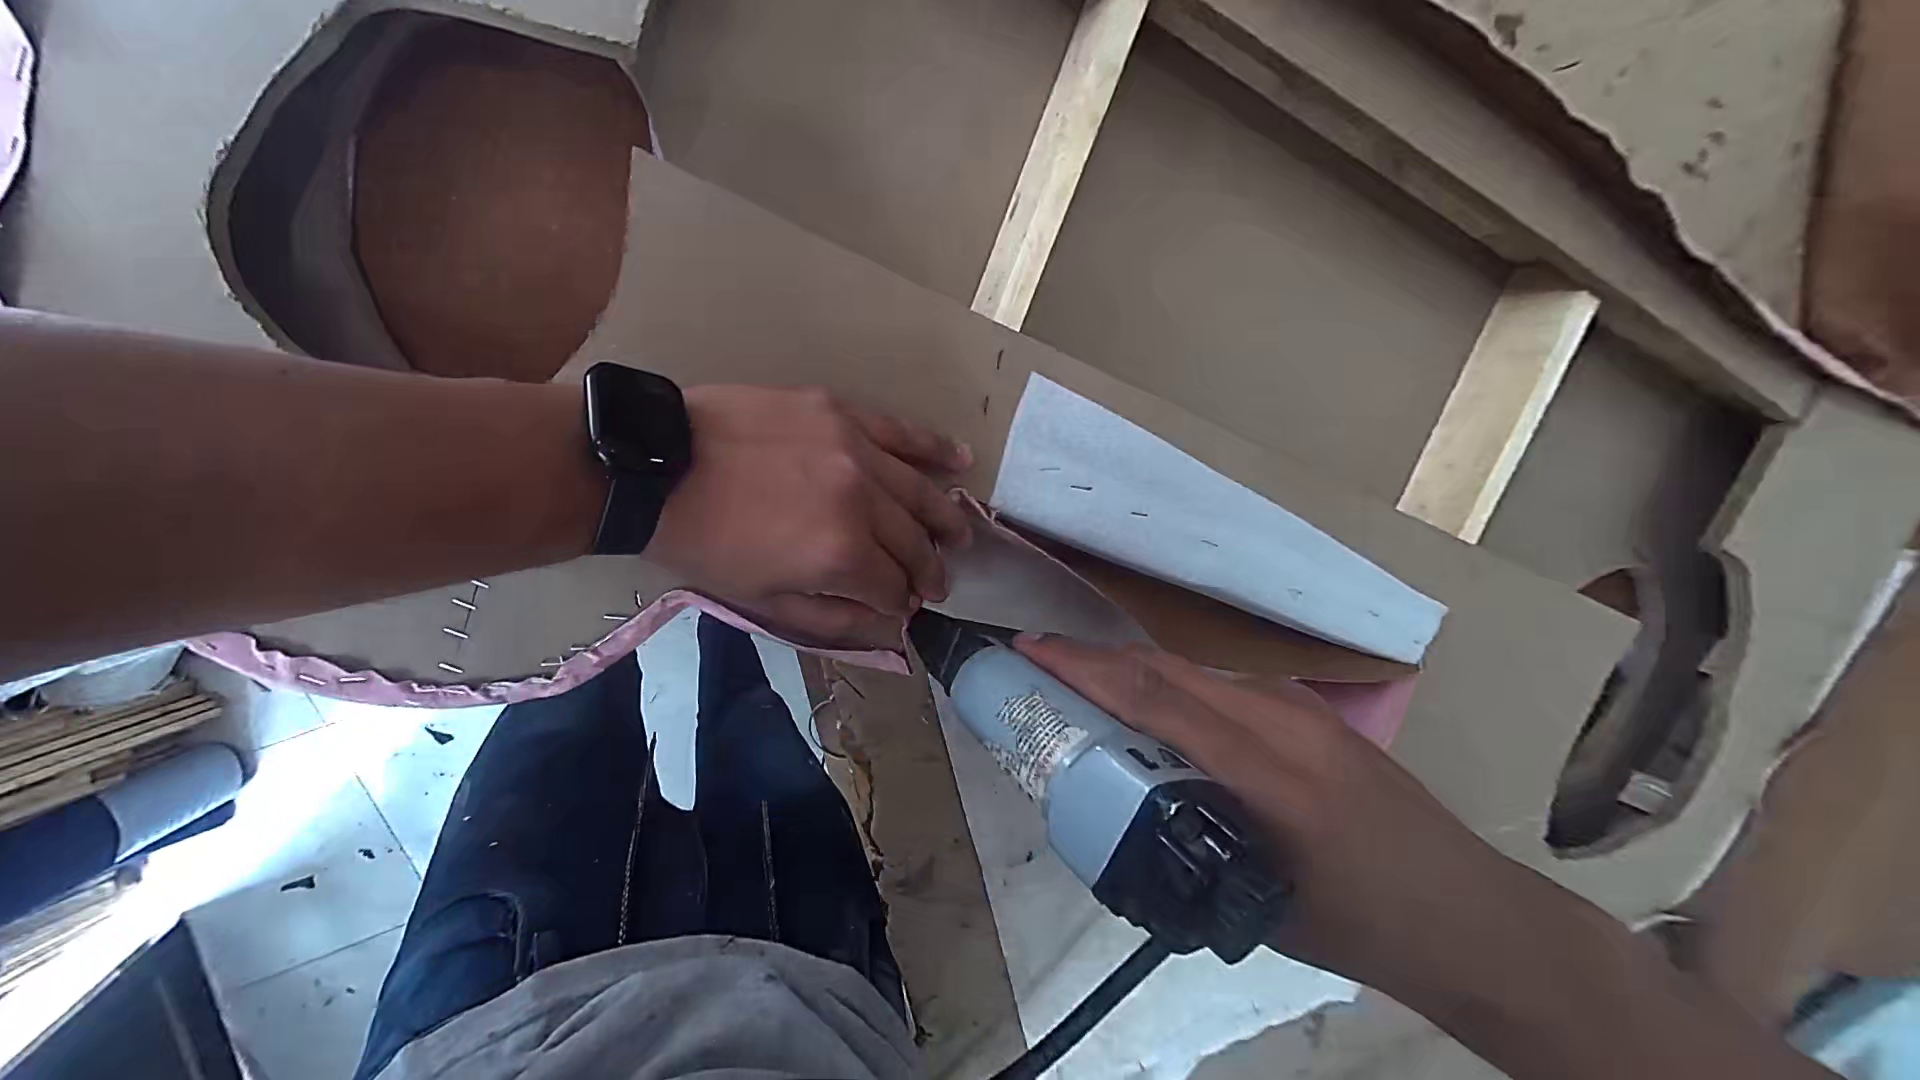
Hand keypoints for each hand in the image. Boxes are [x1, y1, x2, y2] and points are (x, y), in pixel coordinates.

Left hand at [647, 385, 973, 648]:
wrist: (657, 466)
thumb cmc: (706, 544)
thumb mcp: (764, 603)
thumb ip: (836, 622)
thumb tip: (892, 629)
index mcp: (840, 554)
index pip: (893, 586)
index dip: (900, 603)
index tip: (902, 608)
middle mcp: (861, 500)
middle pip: (914, 542)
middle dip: (929, 570)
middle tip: (935, 583)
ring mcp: (855, 449)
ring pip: (919, 491)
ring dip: (945, 520)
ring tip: (960, 538)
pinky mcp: (841, 413)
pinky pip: (901, 431)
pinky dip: (934, 448)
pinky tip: (961, 462)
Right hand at [1012, 634, 1538, 998]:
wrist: (1471, 912)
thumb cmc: (1359, 921)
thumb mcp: (1255, 898)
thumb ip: (1185, 840)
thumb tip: (1116, 807)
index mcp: (1269, 775)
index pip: (1156, 702)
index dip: (1086, 670)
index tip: (1031, 650)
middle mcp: (1281, 720)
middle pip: (1165, 668)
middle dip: (1094, 657)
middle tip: (1040, 659)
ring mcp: (1298, 707)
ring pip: (1190, 670)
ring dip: (1129, 669)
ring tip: (1082, 682)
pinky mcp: (1307, 708)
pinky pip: (1218, 684)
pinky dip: (1168, 684)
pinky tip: (1151, 706)